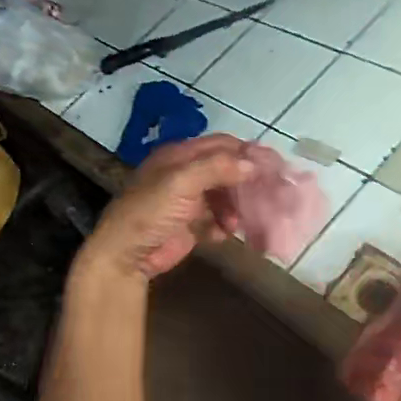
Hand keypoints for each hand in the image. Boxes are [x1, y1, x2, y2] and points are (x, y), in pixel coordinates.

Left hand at [77, 135, 254, 281]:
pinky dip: (225, 226)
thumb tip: (253, 163)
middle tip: (271, 196)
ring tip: (240, 223)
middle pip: (227, 171)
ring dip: (237, 208)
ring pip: (225, 197)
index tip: (275, 166)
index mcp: (179, 156)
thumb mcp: (180, 183)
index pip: (221, 145)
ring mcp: (188, 201)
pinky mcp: (191, 225)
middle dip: (248, 183)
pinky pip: (218, 220)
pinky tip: (224, 234)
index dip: (248, 153)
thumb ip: (216, 168)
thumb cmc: (149, 212)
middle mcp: (185, 174)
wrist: (125, 255)